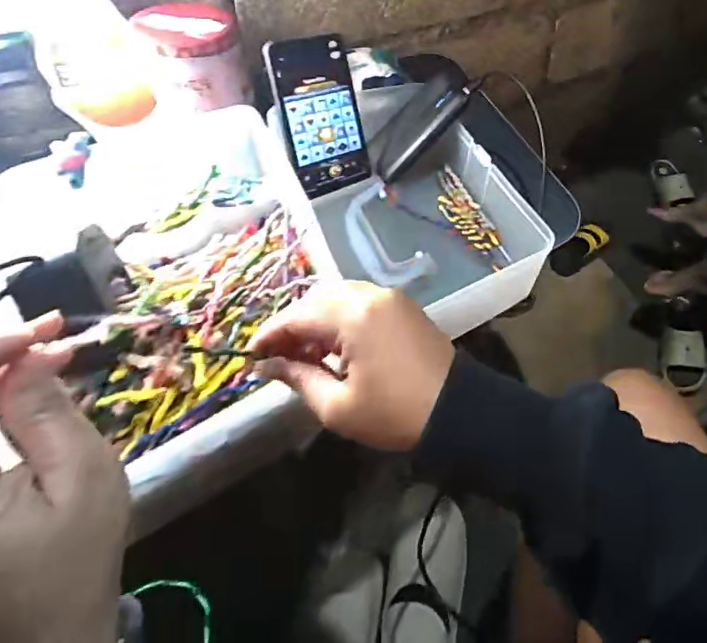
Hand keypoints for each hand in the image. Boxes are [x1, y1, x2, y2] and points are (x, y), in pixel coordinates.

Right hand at [249, 279, 454, 451]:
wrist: (456, 408)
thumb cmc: (393, 412)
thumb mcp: (337, 405)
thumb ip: (298, 378)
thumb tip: (266, 366)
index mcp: (355, 315)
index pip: (300, 314)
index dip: (271, 334)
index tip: (250, 356)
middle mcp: (373, 295)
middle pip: (318, 298)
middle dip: (293, 325)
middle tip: (275, 358)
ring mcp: (391, 298)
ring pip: (340, 297)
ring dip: (317, 320)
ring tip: (302, 356)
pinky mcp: (404, 306)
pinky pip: (361, 302)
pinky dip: (341, 318)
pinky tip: (332, 347)